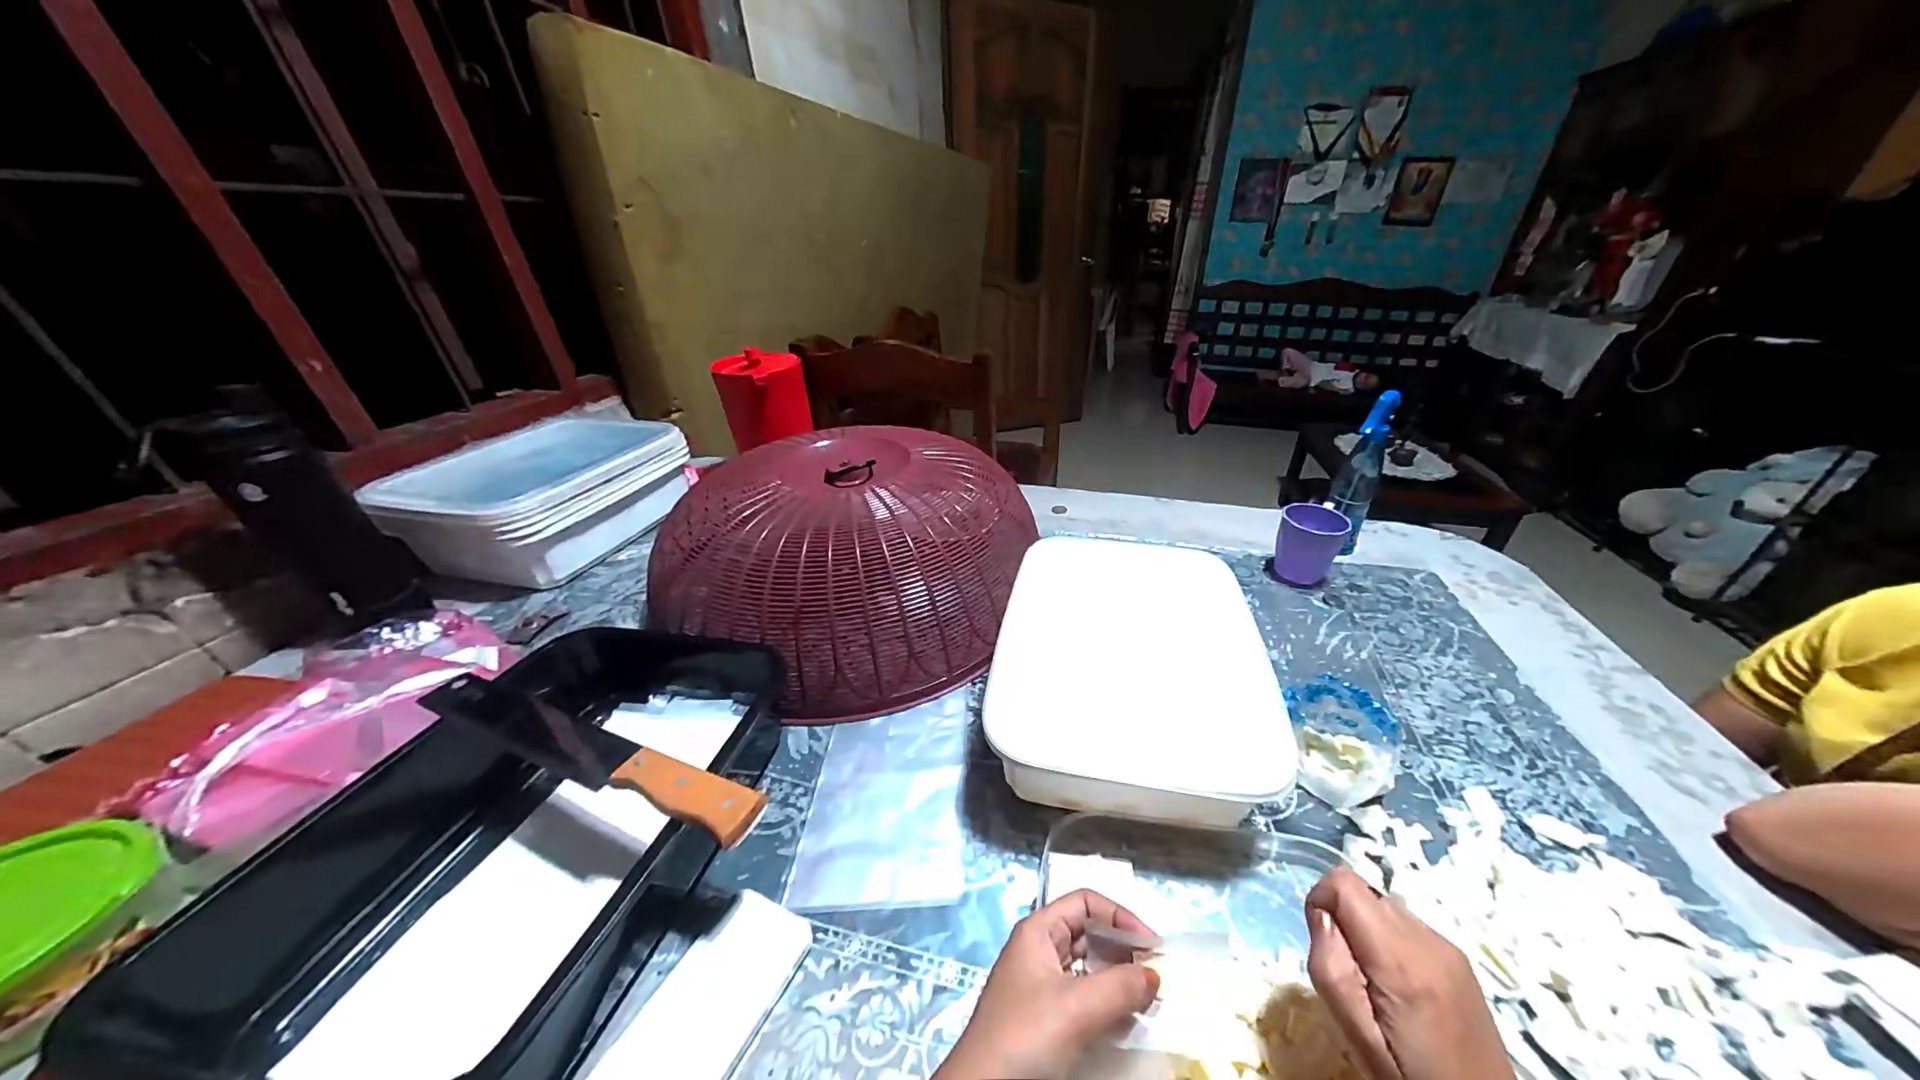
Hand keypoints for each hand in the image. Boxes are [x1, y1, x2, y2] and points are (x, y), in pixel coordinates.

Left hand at [934, 890, 1161, 1079]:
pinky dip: (1108, 1004)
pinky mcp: (1047, 1018)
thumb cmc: (1026, 1034)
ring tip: (1148, 1000)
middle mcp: (1040, 950)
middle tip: (1156, 977)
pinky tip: (1126, 1021)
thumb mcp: (1076, 1007)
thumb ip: (1120, 986)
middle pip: (1090, 934)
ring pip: (1089, 968)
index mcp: (1039, 931)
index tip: (1152, 947)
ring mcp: (1042, 985)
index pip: (1085, 903)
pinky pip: (1085, 999)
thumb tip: (1154, 974)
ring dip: (1119, 979)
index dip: (1119, 916)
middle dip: (1124, 950)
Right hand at [1305, 865, 1513, 1079]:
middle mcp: (1428, 940)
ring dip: (1366, 930)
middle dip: (1343, 920)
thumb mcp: (1356, 1032)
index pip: (1343, 881)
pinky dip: (1390, 941)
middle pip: (1363, 892)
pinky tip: (1401, 986)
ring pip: (1384, 906)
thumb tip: (1322, 916)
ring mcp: (1448, 947)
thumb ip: (1329, 965)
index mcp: (1400, 959)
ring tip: (1377, 983)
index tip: (1324, 941)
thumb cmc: (1410, 1076)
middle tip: (1351, 973)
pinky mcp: (1458, 957)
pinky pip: (1406, 925)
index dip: (1321, 901)